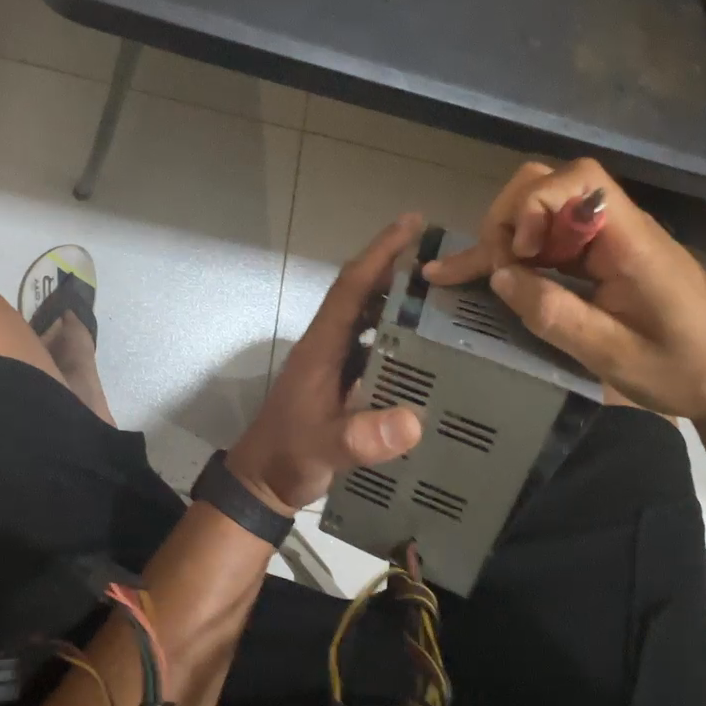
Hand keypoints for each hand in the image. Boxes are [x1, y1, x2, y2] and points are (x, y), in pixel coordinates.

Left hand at [226, 215, 427, 512]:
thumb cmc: (288, 456)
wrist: (263, 481)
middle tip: (441, 250)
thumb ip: (360, 438)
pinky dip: (397, 329)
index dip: (381, 253)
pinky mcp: (340, 380)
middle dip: (395, 264)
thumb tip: (412, 421)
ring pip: (367, 314)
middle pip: (361, 291)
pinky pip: (373, 342)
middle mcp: (328, 344)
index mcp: (322, 346)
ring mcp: (333, 361)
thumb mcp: (324, 448)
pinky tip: (425, 340)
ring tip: (443, 286)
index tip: (412, 224)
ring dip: (397, 294)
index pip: (352, 288)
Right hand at [424, 159, 705, 428]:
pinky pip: (553, 239)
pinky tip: (492, 276)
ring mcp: (610, 242)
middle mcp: (618, 228)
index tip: (519, 254)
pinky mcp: (604, 260)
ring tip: (472, 273)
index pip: (576, 181)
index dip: (533, 205)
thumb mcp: (615, 356)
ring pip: (544, 209)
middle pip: (551, 184)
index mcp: (631, 241)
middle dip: (510, 217)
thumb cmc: (687, 371)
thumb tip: (500, 276)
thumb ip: (556, 314)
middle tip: (492, 266)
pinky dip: (519, 253)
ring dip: (507, 235)